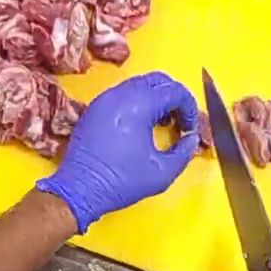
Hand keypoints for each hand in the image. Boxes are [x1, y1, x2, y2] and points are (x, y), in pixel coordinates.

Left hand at [35, 72, 199, 231]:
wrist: (79, 190)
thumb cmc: (120, 182)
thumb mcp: (161, 173)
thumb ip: (184, 153)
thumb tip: (191, 139)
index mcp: (139, 105)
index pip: (175, 91)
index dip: (190, 108)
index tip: (189, 129)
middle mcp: (120, 94)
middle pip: (156, 80)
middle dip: (173, 97)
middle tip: (178, 121)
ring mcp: (104, 100)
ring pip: (137, 85)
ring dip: (154, 99)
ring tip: (159, 123)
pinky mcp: (92, 110)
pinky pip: (120, 96)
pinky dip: (135, 104)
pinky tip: (137, 127)